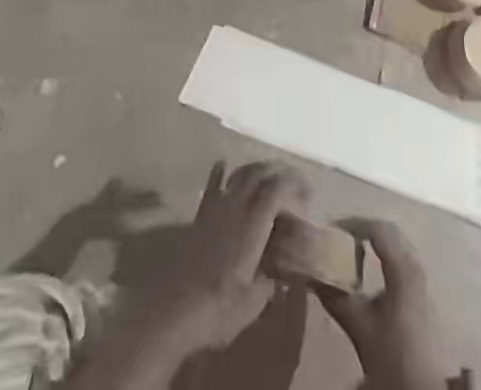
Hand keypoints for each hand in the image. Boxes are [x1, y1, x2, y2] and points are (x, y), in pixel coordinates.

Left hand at [143, 161, 309, 352]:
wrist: (172, 316)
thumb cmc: (219, 309)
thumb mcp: (255, 300)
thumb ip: (269, 278)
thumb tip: (277, 272)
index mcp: (252, 224)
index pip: (278, 188)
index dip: (296, 184)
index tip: (309, 196)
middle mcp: (234, 208)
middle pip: (259, 173)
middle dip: (280, 171)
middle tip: (294, 183)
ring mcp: (213, 211)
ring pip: (238, 175)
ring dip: (256, 170)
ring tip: (268, 177)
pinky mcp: (198, 220)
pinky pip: (211, 188)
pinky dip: (219, 173)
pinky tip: (222, 164)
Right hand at [319, 221, 451, 389]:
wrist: (420, 385)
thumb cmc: (391, 353)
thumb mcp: (358, 324)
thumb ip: (334, 296)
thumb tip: (310, 275)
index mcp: (403, 269)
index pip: (378, 229)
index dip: (353, 223)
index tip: (331, 227)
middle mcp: (415, 265)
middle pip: (389, 231)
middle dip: (362, 227)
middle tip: (337, 234)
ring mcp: (421, 276)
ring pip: (396, 242)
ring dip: (373, 239)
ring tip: (348, 246)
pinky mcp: (421, 289)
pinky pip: (400, 255)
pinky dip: (382, 251)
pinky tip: (367, 265)